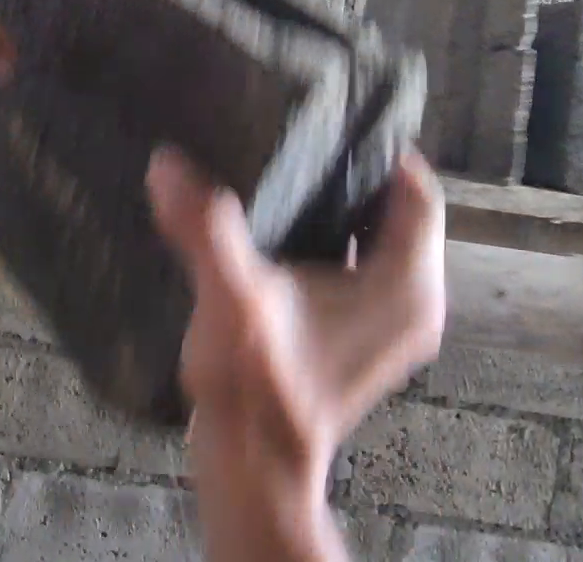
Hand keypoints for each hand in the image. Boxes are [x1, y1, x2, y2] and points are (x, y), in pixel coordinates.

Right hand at [148, 149, 445, 561]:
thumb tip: (166, 163)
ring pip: (376, 240)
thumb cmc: (255, 383)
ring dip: (338, 206)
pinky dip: (329, 239)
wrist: (253, 461)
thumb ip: (203, 228)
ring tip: (281, 171)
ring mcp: (388, 325)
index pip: (417, 194)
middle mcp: (412, 304)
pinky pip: (358, 266)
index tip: (330, 121)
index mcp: (404, 287)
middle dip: (352, 174)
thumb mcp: (231, 296)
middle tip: (297, 138)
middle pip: (396, 213)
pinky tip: (276, 227)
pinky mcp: (359, 337)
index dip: (380, 153)